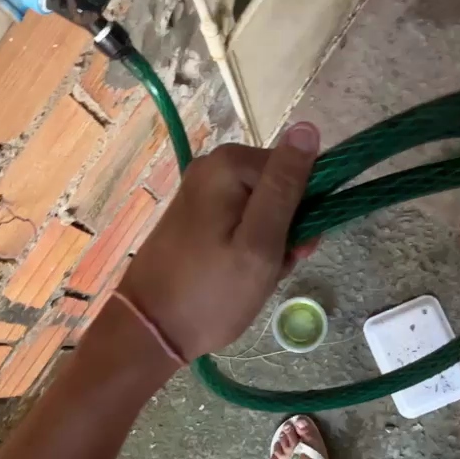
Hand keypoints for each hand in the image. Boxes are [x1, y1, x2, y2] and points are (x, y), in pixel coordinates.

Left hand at [119, 123, 319, 358]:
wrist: (151, 331)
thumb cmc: (211, 292)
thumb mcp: (260, 243)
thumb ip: (286, 186)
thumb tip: (308, 127)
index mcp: (229, 165)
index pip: (297, 168)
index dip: (307, 209)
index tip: (298, 248)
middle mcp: (212, 168)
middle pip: (279, 189)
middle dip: (287, 231)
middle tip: (274, 268)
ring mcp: (201, 193)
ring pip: (263, 211)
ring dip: (271, 246)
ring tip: (257, 278)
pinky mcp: (195, 218)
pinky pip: (240, 224)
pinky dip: (249, 250)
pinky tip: (241, 276)